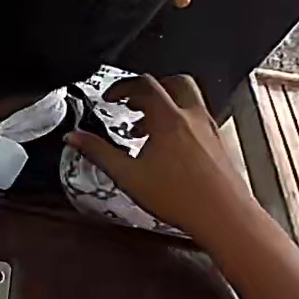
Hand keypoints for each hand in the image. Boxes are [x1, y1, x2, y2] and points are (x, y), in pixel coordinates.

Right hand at [66, 74, 258, 241]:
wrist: (224, 217)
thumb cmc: (180, 198)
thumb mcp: (128, 175)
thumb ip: (98, 152)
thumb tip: (74, 138)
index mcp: (168, 119)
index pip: (145, 84)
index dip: (123, 87)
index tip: (110, 97)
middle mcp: (192, 117)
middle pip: (174, 82)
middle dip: (150, 88)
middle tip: (132, 103)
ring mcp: (210, 129)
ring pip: (188, 100)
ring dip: (166, 105)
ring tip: (146, 128)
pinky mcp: (219, 143)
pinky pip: (198, 119)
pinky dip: (180, 121)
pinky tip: (167, 148)